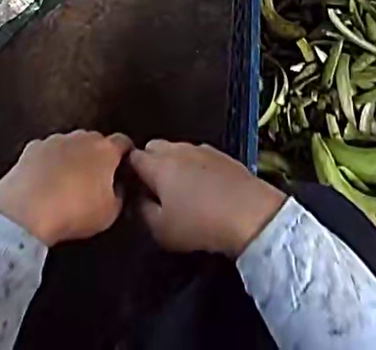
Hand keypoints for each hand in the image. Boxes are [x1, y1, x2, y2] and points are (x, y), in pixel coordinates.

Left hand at [0, 131, 132, 246]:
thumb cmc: (74, 211)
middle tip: (94, 180)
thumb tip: (118, 187)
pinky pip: (47, 152)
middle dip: (97, 156)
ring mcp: (56, 139)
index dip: (126, 154)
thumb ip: (119, 195)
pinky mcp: (32, 147)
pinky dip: (48, 162)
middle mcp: (83, 137)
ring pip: (70, 144)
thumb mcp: (109, 214)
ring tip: (65, 183)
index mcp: (106, 150)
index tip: (125, 167)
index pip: (123, 142)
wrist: (27, 210)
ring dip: (72, 157)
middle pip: (96, 141)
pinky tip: (43, 182)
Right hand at [127, 140, 285, 255]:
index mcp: (158, 164)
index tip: (130, 187)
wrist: (248, 211)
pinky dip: (193, 166)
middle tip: (153, 189)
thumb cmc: (199, 223)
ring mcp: (201, 148)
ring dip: (172, 163)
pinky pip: (197, 155)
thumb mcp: (161, 230)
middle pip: (154, 147)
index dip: (128, 170)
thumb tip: (138, 198)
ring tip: (179, 190)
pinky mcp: (220, 154)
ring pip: (176, 149)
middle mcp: (178, 149)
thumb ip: (142, 211)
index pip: (133, 156)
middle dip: (149, 162)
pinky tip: (202, 187)